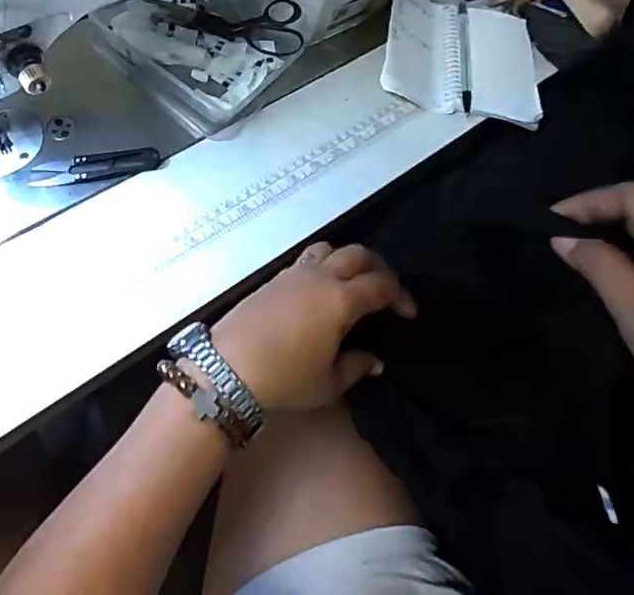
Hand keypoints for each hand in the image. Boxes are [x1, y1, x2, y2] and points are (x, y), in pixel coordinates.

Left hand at [210, 243, 416, 412]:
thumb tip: (375, 361)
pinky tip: (320, 288)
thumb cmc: (283, 378)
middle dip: (379, 268)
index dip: (400, 295)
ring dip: (348, 259)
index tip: (407, 313)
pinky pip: (308, 258)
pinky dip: (324, 263)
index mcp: (341, 300)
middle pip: (359, 254)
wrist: (227, 367)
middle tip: (385, 290)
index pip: (381, 285)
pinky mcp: (275, 277)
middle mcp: (322, 277)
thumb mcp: (326, 384)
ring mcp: (296, 273)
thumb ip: (355, 368)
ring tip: (351, 280)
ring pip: (331, 248)